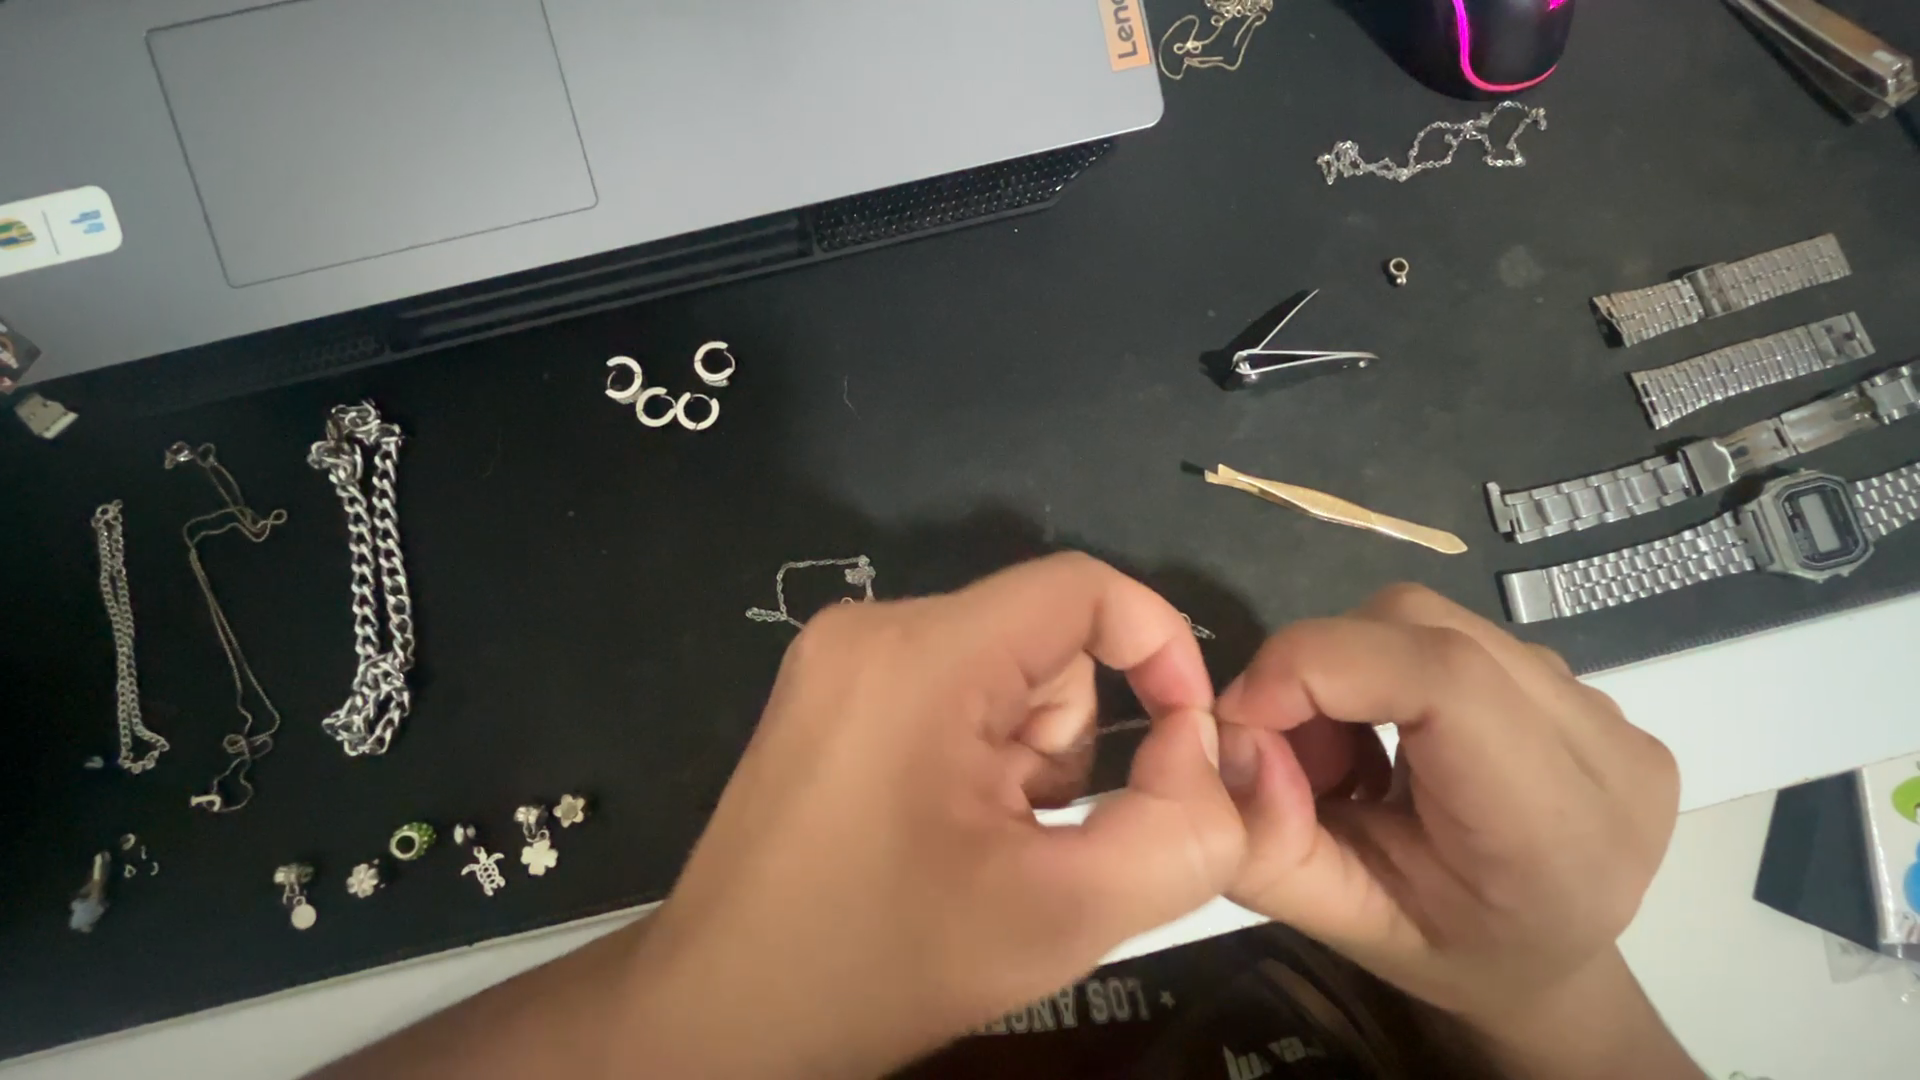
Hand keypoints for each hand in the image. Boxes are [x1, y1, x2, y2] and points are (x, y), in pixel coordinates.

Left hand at [620, 554, 1246, 1077]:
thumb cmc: (880, 962)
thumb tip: (1204, 749)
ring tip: (977, 837)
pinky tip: (938, 822)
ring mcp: (842, 653)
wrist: (722, 1013)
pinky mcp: (829, 684)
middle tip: (1027, 832)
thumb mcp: (1061, 914)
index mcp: (923, 655)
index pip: (1079, 587)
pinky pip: (950, 683)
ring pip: (1000, 665)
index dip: (1157, 642)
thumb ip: (1178, 832)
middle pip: (1041, 636)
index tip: (1185, 731)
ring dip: (1022, 750)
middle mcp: (874, 627)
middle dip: (1069, 736)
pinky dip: (976, 747)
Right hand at [1213, 585, 1679, 1032]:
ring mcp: (1598, 704)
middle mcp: (1599, 746)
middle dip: (1316, 667)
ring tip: (1346, 747)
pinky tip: (1392, 731)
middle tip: (1288, 746)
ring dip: (1348, 665)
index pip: (1441, 677)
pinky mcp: (1577, 682)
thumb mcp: (1342, 923)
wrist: (1544, 956)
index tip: (1242, 715)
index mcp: (1554, 828)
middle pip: (1417, 626)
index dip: (1315, 667)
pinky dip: (1381, 665)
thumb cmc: (1445, 949)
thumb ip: (1270, 847)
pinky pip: (1443, 630)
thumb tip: (1232, 742)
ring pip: (1422, 618)